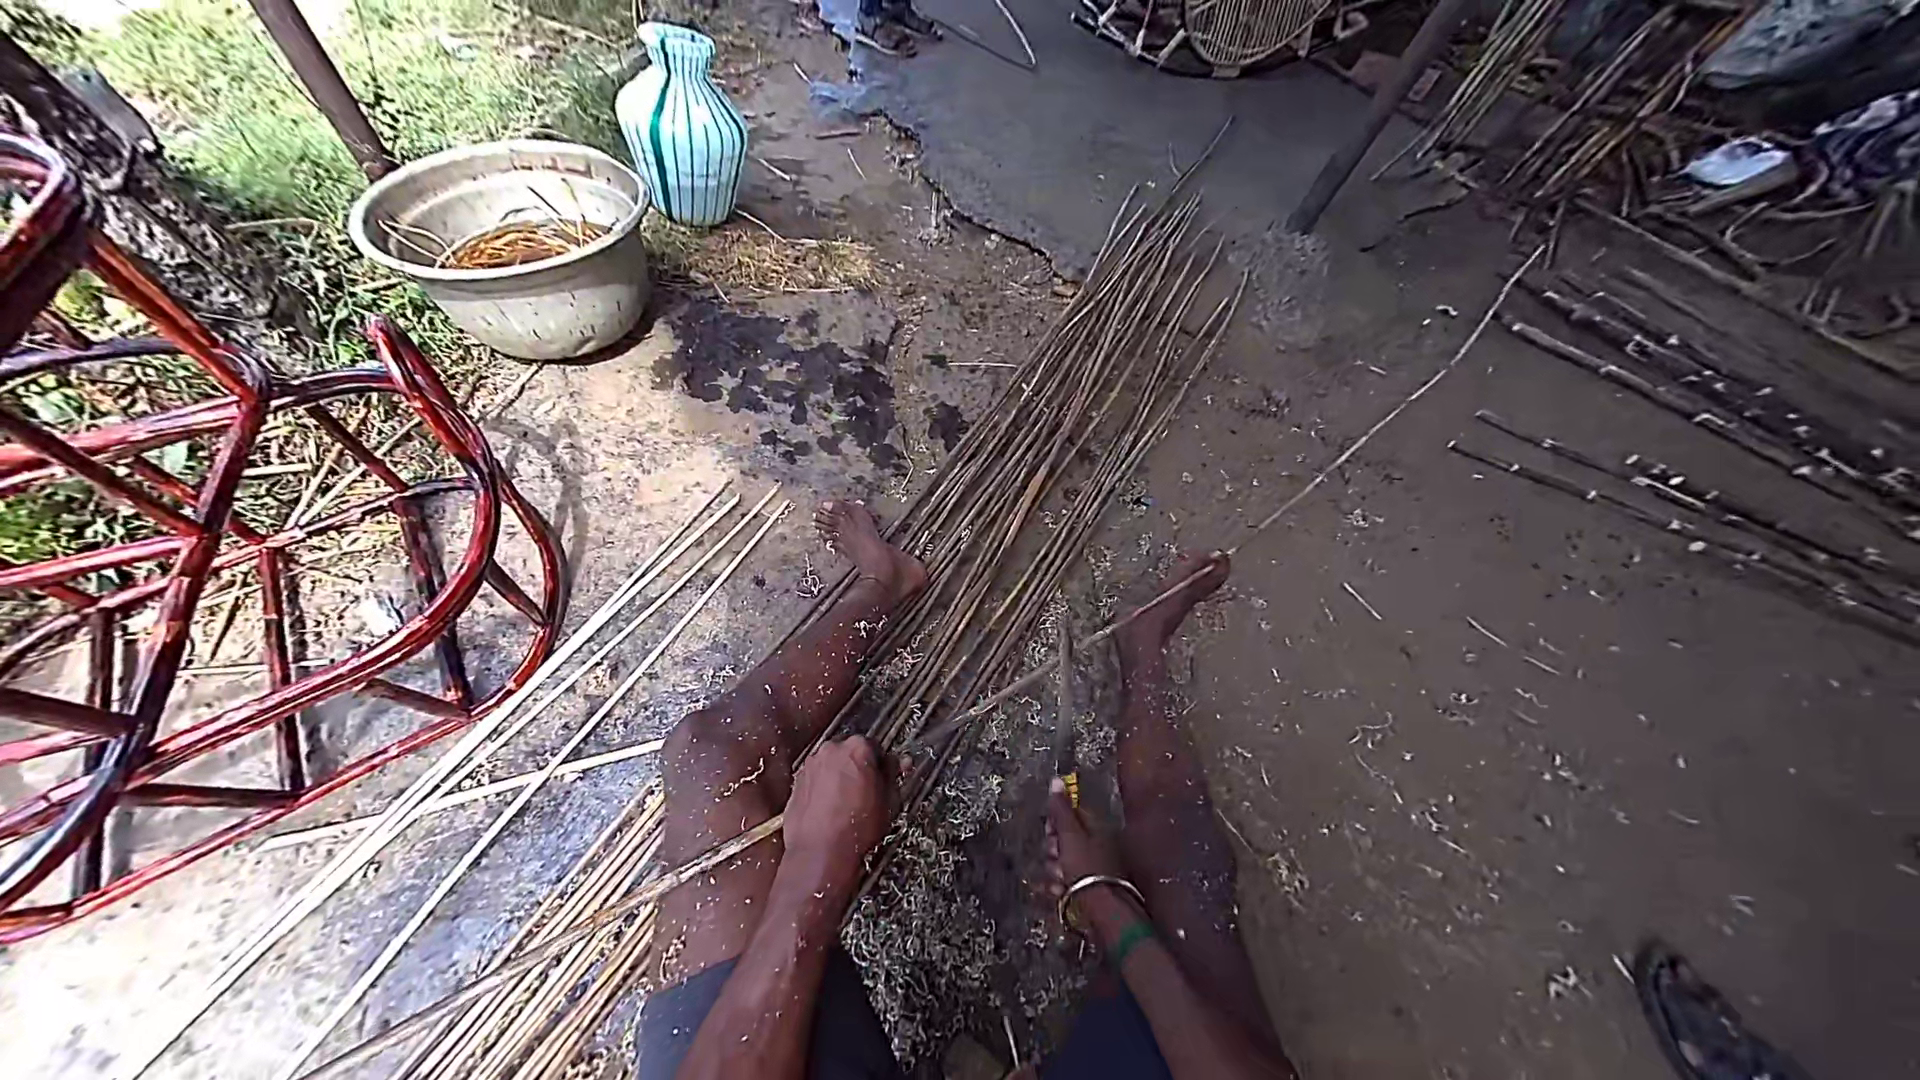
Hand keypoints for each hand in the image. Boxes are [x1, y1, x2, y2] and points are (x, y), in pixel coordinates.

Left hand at [783, 736, 888, 889]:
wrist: (820, 852)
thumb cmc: (855, 828)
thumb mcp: (888, 800)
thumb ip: (892, 774)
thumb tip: (896, 763)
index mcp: (859, 748)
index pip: (875, 747)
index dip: (880, 766)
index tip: (882, 779)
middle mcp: (832, 750)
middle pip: (850, 753)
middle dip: (857, 768)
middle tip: (865, 793)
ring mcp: (811, 765)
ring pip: (831, 766)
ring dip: (838, 778)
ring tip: (846, 805)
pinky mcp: (797, 781)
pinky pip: (815, 779)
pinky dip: (822, 788)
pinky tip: (829, 809)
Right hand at [1046, 780, 1130, 921]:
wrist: (1102, 910)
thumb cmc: (1086, 867)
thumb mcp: (1070, 835)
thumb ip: (1061, 809)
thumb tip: (1056, 779)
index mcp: (1095, 827)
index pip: (1071, 813)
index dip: (1056, 820)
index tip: (1050, 831)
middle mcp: (1096, 844)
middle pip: (1065, 837)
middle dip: (1053, 847)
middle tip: (1055, 856)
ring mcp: (1093, 866)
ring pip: (1063, 860)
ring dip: (1055, 867)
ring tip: (1059, 877)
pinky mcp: (1088, 887)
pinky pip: (1067, 879)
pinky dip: (1061, 884)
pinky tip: (1059, 890)